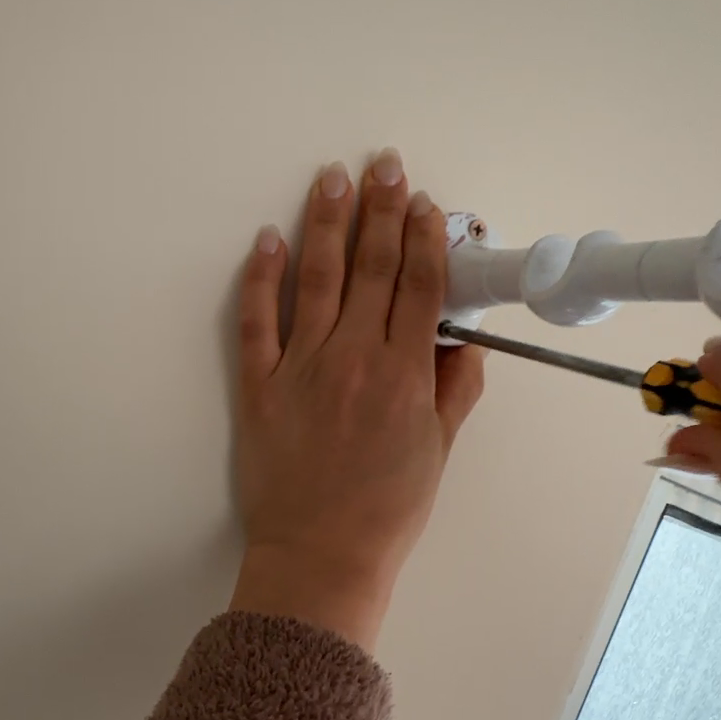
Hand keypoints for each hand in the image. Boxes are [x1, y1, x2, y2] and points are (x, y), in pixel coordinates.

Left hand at [229, 150, 485, 649]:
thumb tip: (463, 338)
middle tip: (383, 164)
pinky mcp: (258, 386)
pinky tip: (267, 240)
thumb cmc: (387, 509)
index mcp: (405, 374)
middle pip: (372, 269)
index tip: (426, 202)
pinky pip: (257, 322)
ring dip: (326, 226)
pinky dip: (260, 279)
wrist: (320, 555)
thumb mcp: (438, 452)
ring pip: (318, 281)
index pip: (419, 287)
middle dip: (380, 210)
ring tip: (331, 179)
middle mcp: (353, 359)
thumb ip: (455, 389)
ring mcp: (301, 368)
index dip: (425, 238)